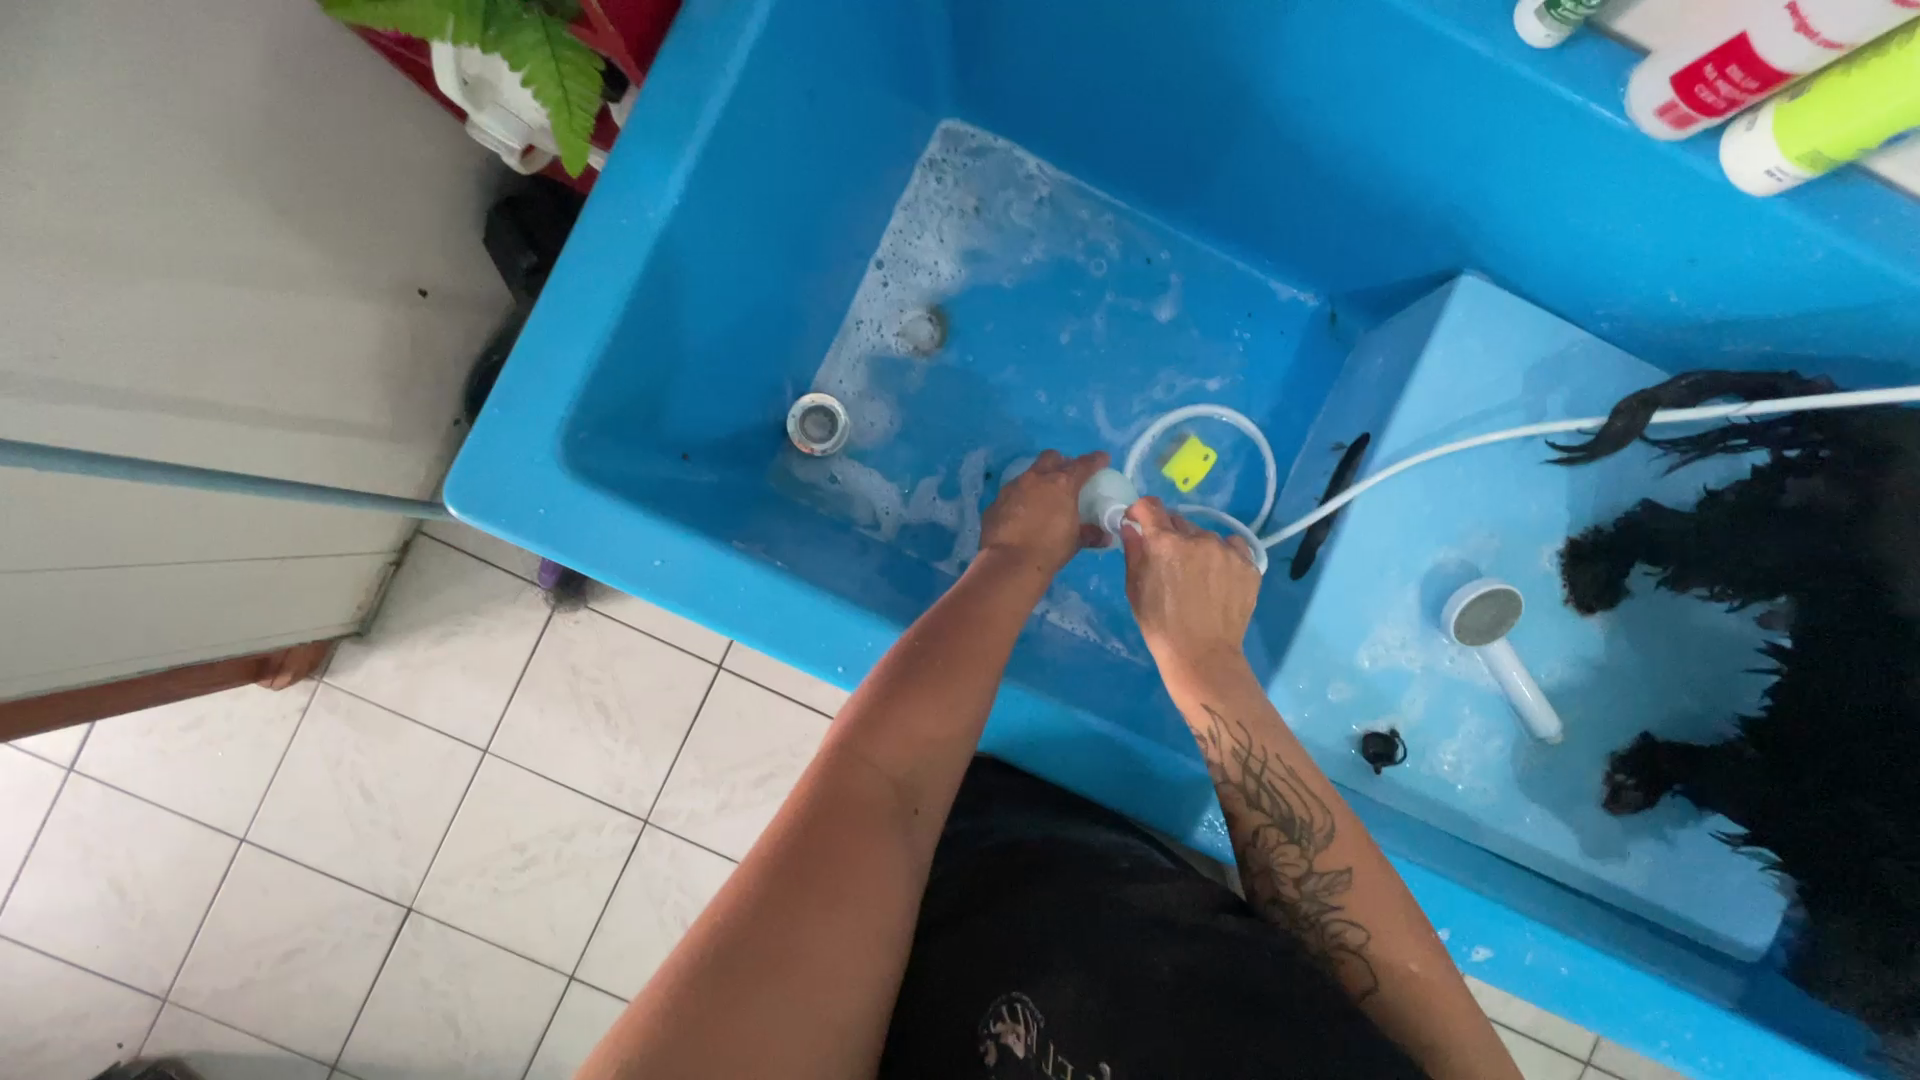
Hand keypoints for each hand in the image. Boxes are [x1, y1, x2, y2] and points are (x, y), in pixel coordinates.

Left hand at [977, 449, 1109, 574]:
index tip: (1102, 459)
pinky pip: (1011, 493)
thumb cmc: (1049, 549)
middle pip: (1051, 457)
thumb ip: (1090, 534)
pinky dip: (1020, 499)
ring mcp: (1012, 487)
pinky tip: (1021, 514)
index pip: (1083, 464)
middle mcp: (1036, 478)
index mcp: (1061, 484)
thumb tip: (1104, 536)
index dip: (1095, 460)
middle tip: (1067, 476)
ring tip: (1043, 498)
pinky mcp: (996, 501)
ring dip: (1038, 481)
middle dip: (1061, 462)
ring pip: (1028, 474)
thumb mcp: (1075, 542)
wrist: (1009, 562)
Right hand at [1119, 497, 1259, 676]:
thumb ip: (1133, 552)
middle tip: (1168, 559)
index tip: (1138, 520)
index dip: (1141, 510)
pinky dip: (1223, 554)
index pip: (1151, 507)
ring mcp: (1226, 550)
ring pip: (1206, 535)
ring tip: (1196, 574)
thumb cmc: (1160, 624)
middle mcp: (1198, 538)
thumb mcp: (1135, 588)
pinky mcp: (1248, 564)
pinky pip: (1233, 547)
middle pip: (1179, 521)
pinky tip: (1218, 575)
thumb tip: (1131, 527)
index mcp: (1165, 543)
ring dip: (1196, 546)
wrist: (1201, 654)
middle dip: (1169, 534)